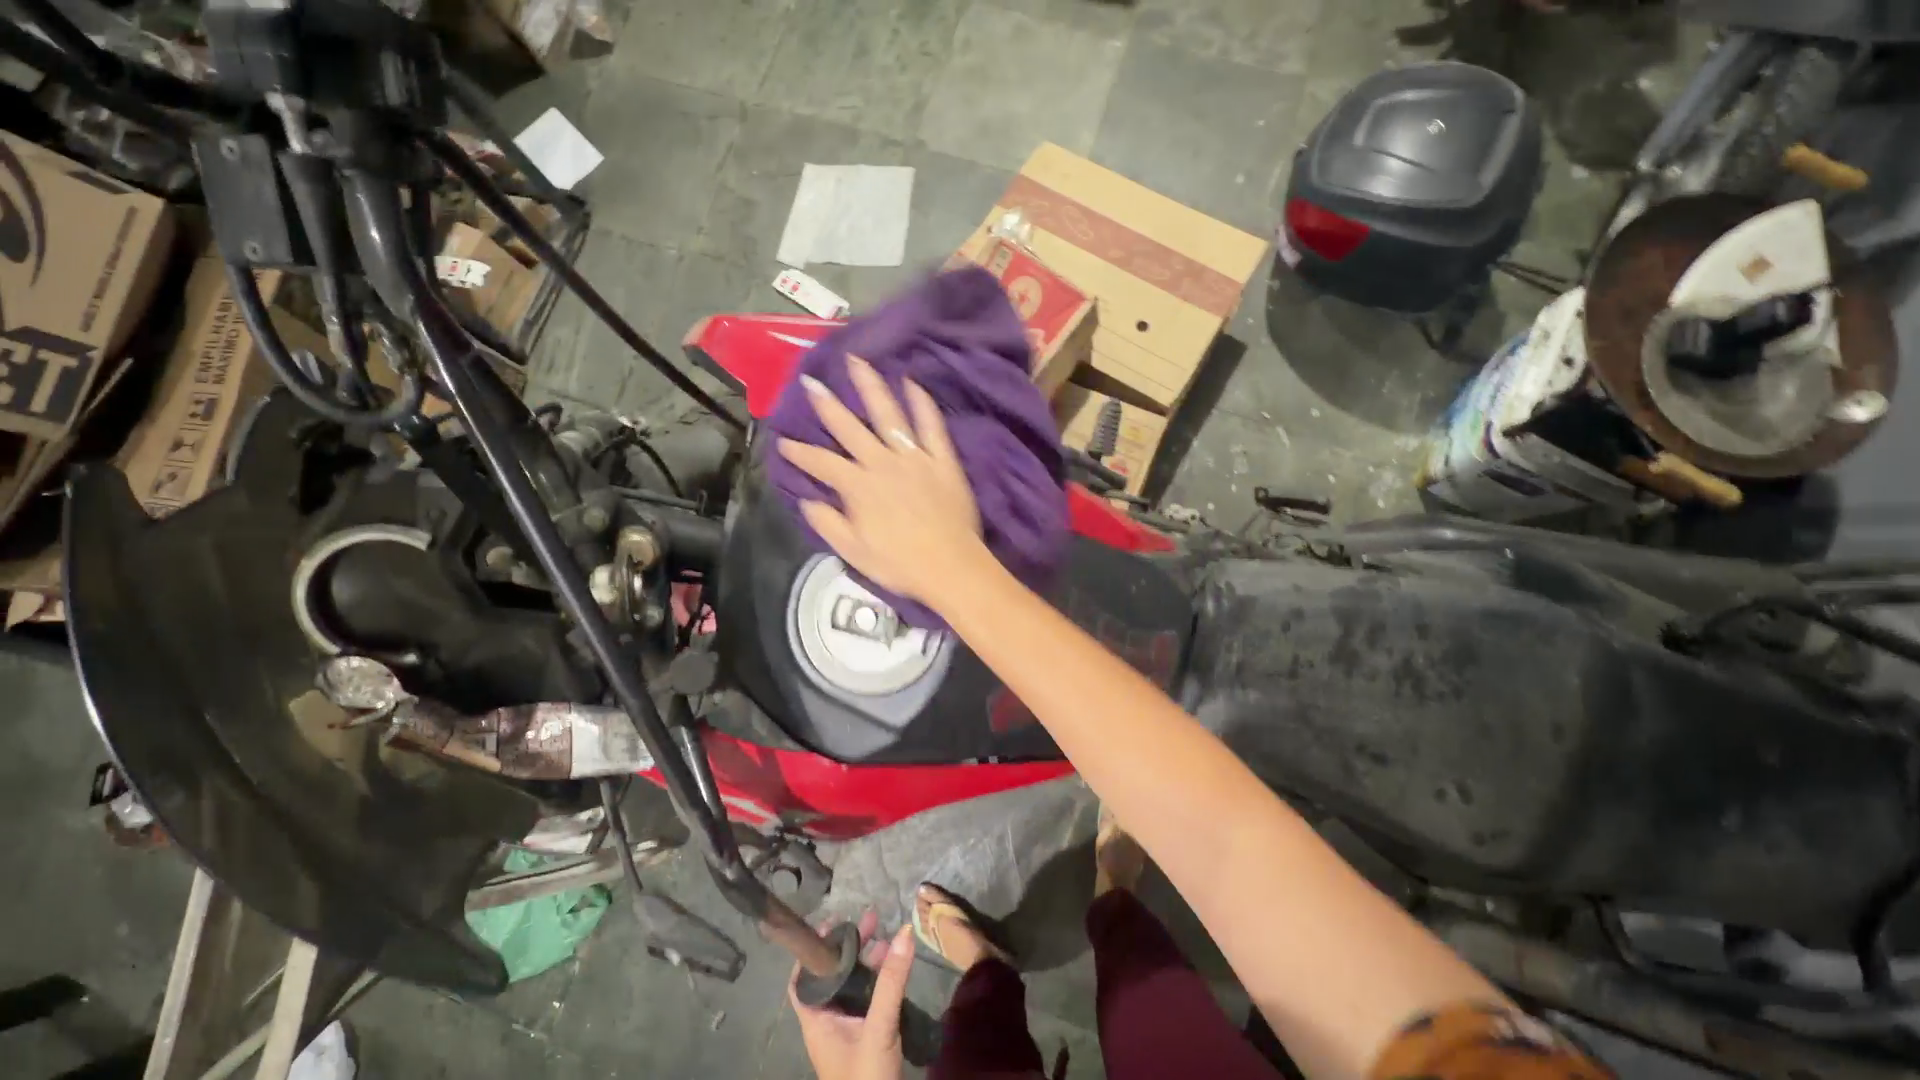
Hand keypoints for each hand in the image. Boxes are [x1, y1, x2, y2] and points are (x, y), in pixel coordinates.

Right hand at [777, 354, 988, 607]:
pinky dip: (921, 403)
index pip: (821, 463)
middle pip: (850, 427)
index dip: (799, 453)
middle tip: (810, 380)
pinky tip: (912, 382)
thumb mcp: (853, 550)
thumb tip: (807, 500)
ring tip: (858, 361)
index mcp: (858, 486)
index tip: (782, 442)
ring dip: (871, 386)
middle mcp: (882, 463)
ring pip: (889, 414)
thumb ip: (828, 522)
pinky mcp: (942, 460)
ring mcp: (914, 457)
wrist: (950, 566)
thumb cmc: (899, 564)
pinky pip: (931, 426)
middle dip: (827, 404)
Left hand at [790, 912, 917, 1079]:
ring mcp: (846, 1032)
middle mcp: (826, 1022)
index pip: (803, 977)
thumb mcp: (879, 1026)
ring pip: (851, 987)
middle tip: (871, 920)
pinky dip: (877, 982)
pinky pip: (866, 1001)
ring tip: (887, 937)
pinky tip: (893, 968)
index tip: (832, 922)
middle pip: (832, 976)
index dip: (814, 949)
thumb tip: (905, 932)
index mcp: (816, 1019)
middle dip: (850, 947)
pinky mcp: (864, 1039)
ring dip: (867, 962)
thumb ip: (890, 981)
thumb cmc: (865, 1076)